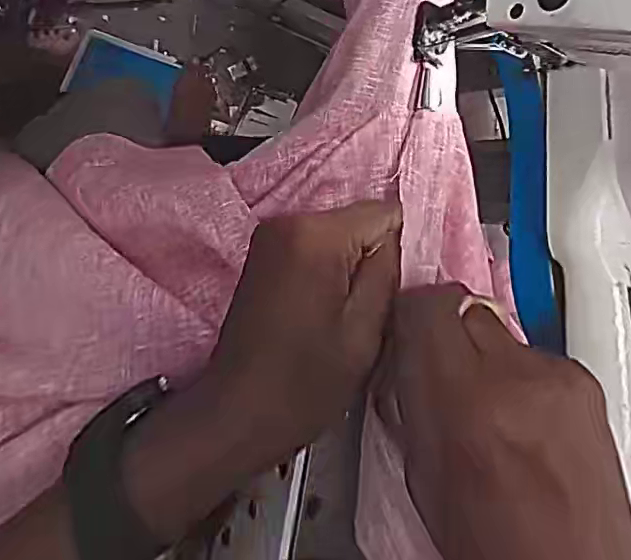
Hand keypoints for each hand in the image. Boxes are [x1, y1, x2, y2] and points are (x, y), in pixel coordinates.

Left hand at [119, 200, 402, 542]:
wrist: (234, 416)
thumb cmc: (303, 383)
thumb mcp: (364, 332)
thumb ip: (387, 270)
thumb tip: (396, 237)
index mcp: (316, 235)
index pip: (384, 213)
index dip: (396, 251)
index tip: (389, 291)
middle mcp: (290, 219)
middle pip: (359, 220)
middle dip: (371, 257)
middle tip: (365, 310)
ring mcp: (271, 231)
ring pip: (339, 231)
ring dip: (349, 264)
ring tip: (341, 312)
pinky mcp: (264, 248)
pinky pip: (316, 242)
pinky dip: (327, 266)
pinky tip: (321, 306)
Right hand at [377, 285, 630, 559]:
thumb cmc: (498, 548)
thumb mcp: (425, 478)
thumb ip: (413, 404)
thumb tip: (408, 360)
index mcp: (462, 402)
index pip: (428, 308)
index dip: (415, 315)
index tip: (412, 326)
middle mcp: (512, 377)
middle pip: (466, 309)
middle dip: (453, 336)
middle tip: (449, 374)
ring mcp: (554, 376)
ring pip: (502, 331)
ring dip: (491, 359)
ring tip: (494, 411)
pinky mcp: (583, 381)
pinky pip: (538, 356)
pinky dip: (527, 378)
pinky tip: (528, 421)